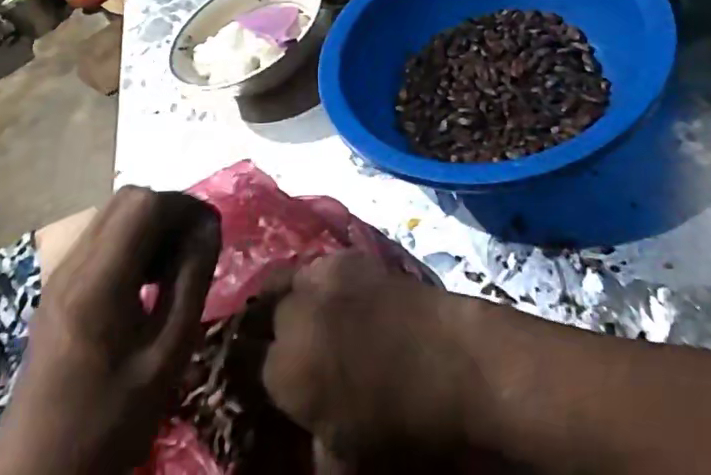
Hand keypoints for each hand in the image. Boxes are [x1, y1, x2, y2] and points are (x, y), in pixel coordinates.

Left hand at [0, 186, 220, 474]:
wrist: (39, 472)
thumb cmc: (109, 421)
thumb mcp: (166, 356)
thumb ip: (190, 283)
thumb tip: (209, 228)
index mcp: (97, 281)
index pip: (144, 203)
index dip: (186, 207)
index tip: (213, 235)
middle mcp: (72, 265)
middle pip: (127, 200)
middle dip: (171, 211)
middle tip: (198, 248)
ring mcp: (59, 276)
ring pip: (114, 215)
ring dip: (152, 226)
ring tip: (177, 266)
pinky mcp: (57, 290)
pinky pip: (102, 240)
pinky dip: (133, 243)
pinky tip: (149, 282)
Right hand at [262, 253, 489, 461]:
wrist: (462, 364)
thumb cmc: (406, 423)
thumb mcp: (345, 458)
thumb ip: (309, 442)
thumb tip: (301, 431)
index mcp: (285, 368)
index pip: (248, 366)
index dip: (261, 376)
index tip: (275, 383)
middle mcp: (294, 313)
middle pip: (266, 317)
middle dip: (275, 333)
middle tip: (295, 351)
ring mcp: (323, 276)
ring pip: (286, 283)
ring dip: (291, 300)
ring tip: (310, 320)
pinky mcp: (352, 257)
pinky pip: (319, 267)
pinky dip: (320, 282)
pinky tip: (338, 300)